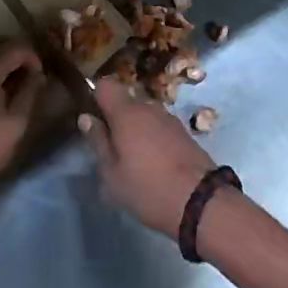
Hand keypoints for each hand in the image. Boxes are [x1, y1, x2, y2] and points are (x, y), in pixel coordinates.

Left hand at [0, 41, 45, 160]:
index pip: (16, 47)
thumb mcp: (19, 117)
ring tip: (18, 83)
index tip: (42, 78)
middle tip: (32, 76)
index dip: (33, 58)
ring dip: (4, 61)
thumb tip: (38, 75)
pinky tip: (0, 91)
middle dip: (18, 54)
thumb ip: (30, 89)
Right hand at [79, 80, 215, 235]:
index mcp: (126, 113)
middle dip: (117, 118)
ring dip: (136, 129)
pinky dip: (153, 138)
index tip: (94, 118)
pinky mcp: (185, 133)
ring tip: (135, 160)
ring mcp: (170, 119)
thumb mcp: (112, 174)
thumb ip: (98, 142)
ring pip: (144, 114)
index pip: (105, 84)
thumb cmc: (147, 189)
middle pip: (126, 100)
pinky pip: (160, 127)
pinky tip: (155, 164)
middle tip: (112, 148)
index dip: (96, 96)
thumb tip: (86, 117)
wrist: (201, 202)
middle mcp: (149, 108)